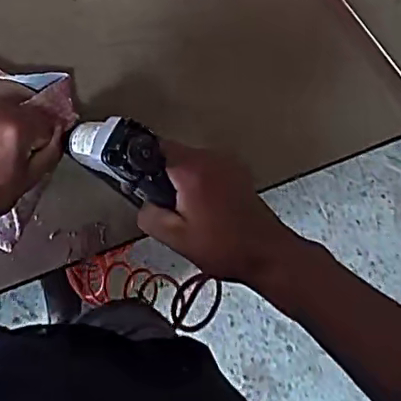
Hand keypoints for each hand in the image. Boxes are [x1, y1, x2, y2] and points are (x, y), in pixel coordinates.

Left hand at [0, 98, 68, 235]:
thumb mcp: (30, 178)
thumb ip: (51, 152)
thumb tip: (58, 135)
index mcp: (19, 127)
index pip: (48, 118)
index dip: (52, 130)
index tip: (49, 140)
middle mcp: (0, 110)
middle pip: (30, 106)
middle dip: (36, 121)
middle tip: (33, 139)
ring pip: (10, 101)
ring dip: (18, 112)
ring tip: (14, 132)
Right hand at [137, 141, 310, 286]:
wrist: (265, 253)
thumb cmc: (226, 246)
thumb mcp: (176, 238)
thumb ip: (149, 215)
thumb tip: (143, 204)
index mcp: (192, 170)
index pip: (156, 147)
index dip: (142, 161)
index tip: (135, 175)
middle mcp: (211, 158)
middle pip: (174, 154)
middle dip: (164, 176)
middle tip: (164, 204)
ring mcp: (227, 163)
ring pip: (191, 162)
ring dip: (183, 180)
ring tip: (188, 211)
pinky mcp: (238, 172)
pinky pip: (209, 169)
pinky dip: (200, 183)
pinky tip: (205, 209)